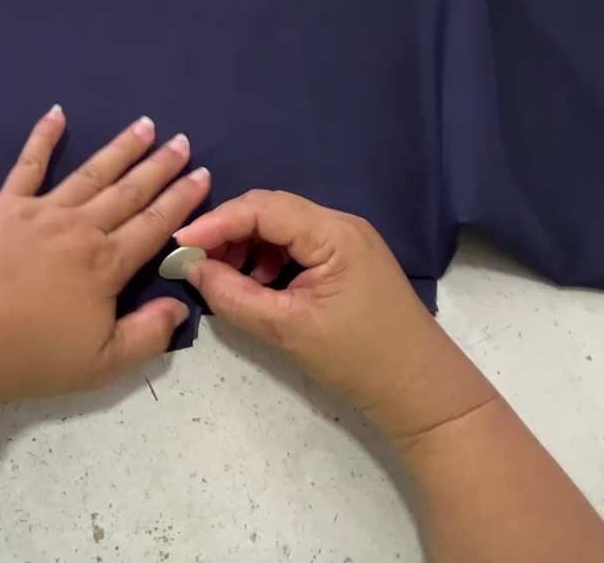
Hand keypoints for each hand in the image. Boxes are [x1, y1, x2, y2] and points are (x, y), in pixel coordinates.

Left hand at [0, 106, 210, 403]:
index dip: (182, 200)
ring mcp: (43, 211)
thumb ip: (147, 335)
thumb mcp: (101, 365)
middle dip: (160, 166)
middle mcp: (81, 228)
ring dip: (121, 148)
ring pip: (93, 173)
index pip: (154, 225)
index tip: (202, 175)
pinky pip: (30, 164)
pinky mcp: (8, 205)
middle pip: (129, 191)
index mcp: (106, 265)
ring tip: (145, 125)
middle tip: (182, 141)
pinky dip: (43, 137)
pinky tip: (57, 113)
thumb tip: (181, 305)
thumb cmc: (29, 355)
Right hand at [173, 190, 494, 441]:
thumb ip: (234, 296)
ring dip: (246, 245)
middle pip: (269, 210)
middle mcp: (339, 223)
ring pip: (279, 226)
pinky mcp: (344, 258)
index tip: (180, 243)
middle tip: (197, 261)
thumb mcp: (288, 330)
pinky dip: (267, 258)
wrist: (424, 394)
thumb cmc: (361, 360)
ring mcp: (344, 239)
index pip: (261, 208)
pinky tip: (256, 285)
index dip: (216, 221)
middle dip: (228, 232)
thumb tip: (192, 268)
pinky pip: (294, 243)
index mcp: (333, 232)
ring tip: (225, 278)